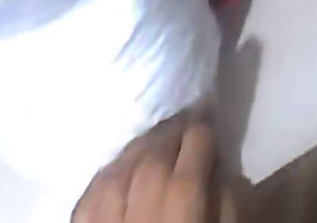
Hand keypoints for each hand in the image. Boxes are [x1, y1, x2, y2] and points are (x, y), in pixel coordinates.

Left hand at [72, 115, 234, 222]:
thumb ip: (229, 194)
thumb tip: (220, 160)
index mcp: (185, 203)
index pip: (196, 142)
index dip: (204, 120)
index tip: (209, 109)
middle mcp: (144, 208)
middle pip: (154, 153)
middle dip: (171, 129)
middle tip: (184, 117)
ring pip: (118, 172)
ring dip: (137, 147)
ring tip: (154, 137)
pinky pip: (87, 201)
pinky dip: (103, 177)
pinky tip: (118, 167)